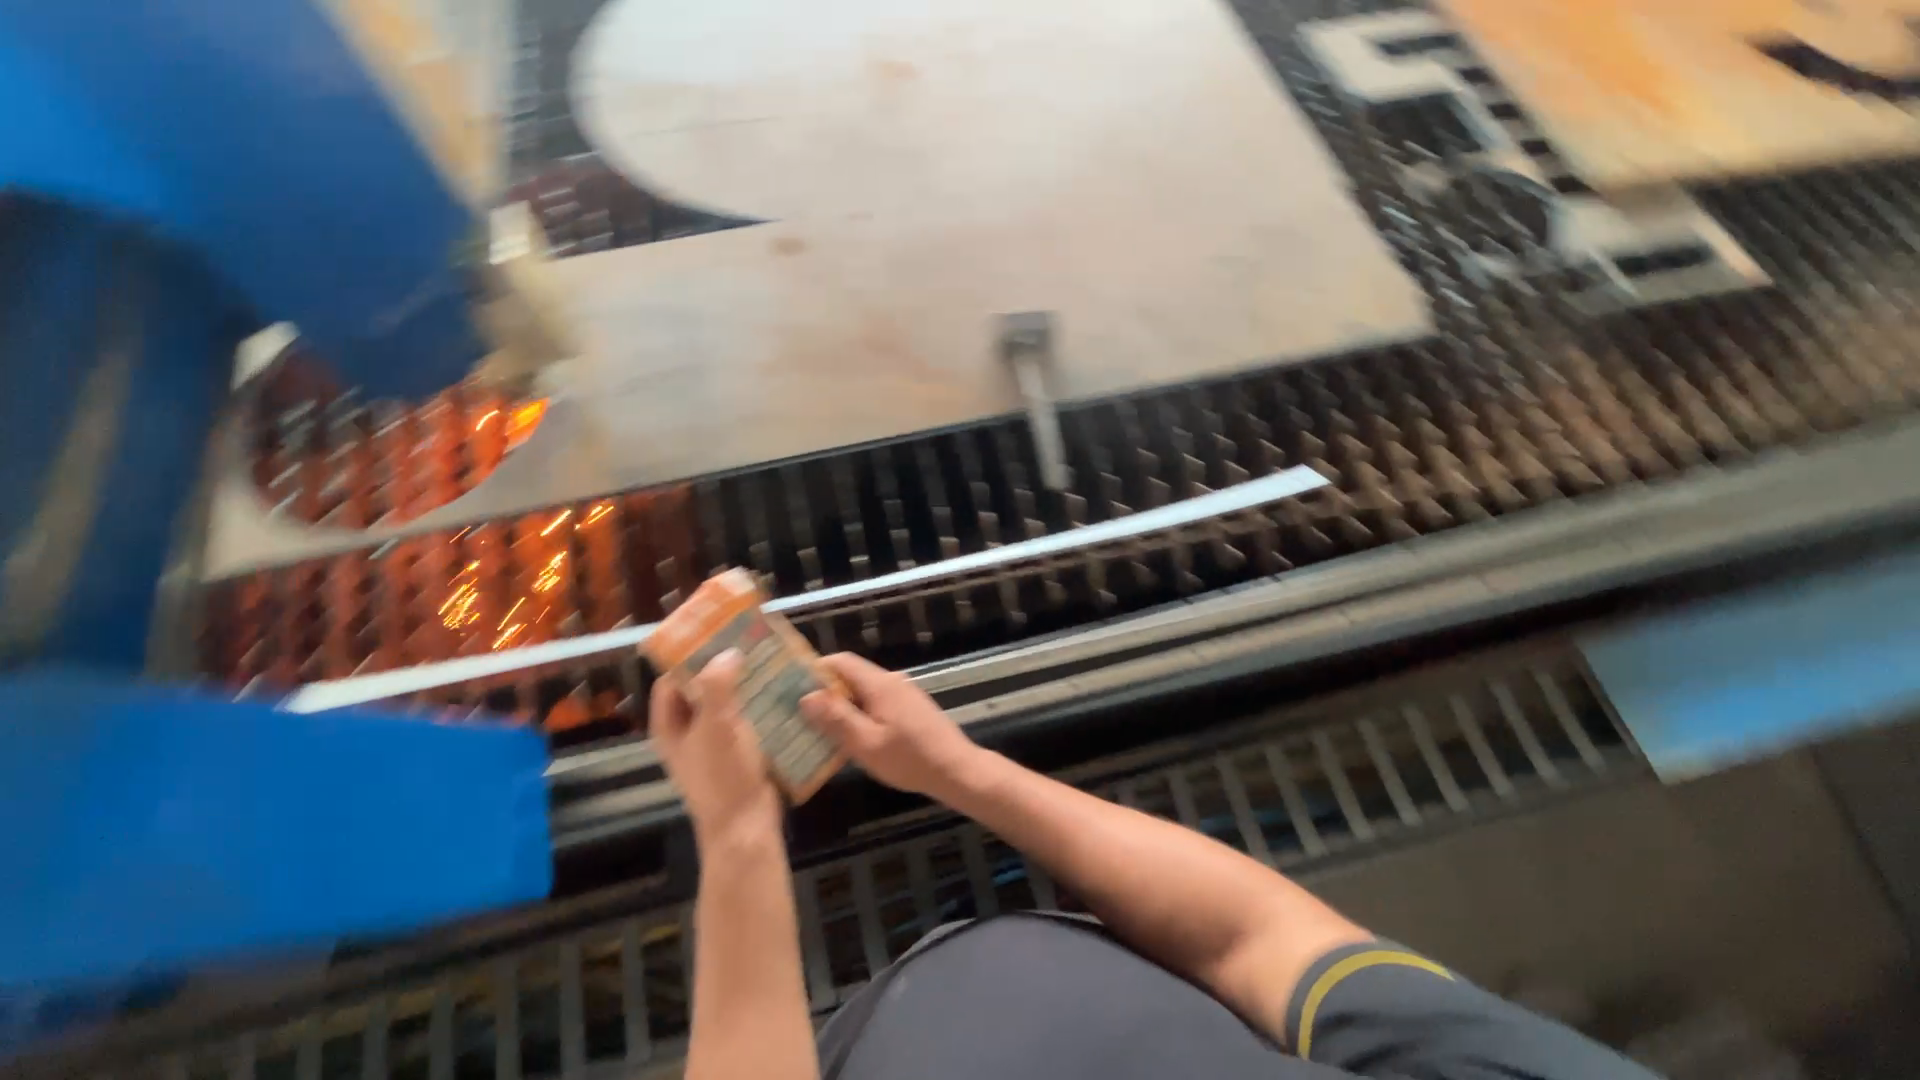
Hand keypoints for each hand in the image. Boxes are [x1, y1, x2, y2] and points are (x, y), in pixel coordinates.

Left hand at [651, 650, 781, 845]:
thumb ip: (716, 685)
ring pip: (727, 703)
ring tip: (770, 662)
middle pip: (701, 688)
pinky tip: (781, 692)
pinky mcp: (738, 753)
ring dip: (746, 684)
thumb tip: (728, 652)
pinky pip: (747, 720)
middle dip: (724, 666)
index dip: (691, 656)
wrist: (746, 827)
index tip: (717, 634)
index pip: (672, 678)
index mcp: (669, 725)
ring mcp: (713, 743)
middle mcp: (687, 732)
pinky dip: (760, 705)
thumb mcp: (715, 726)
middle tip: (750, 643)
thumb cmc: (723, 777)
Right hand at [801, 653, 986, 799]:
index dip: (814, 670)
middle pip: (850, 676)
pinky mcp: (910, 710)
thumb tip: (806, 696)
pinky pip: (876, 704)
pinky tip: (849, 738)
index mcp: (880, 684)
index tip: (791, 688)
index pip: (841, 661)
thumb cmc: (909, 759)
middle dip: (824, 692)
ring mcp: (903, 695)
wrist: (956, 770)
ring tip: (817, 729)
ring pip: (863, 692)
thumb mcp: (866, 743)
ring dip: (841, 706)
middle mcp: (891, 681)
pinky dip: (859, 714)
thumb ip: (836, 718)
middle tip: (799, 713)